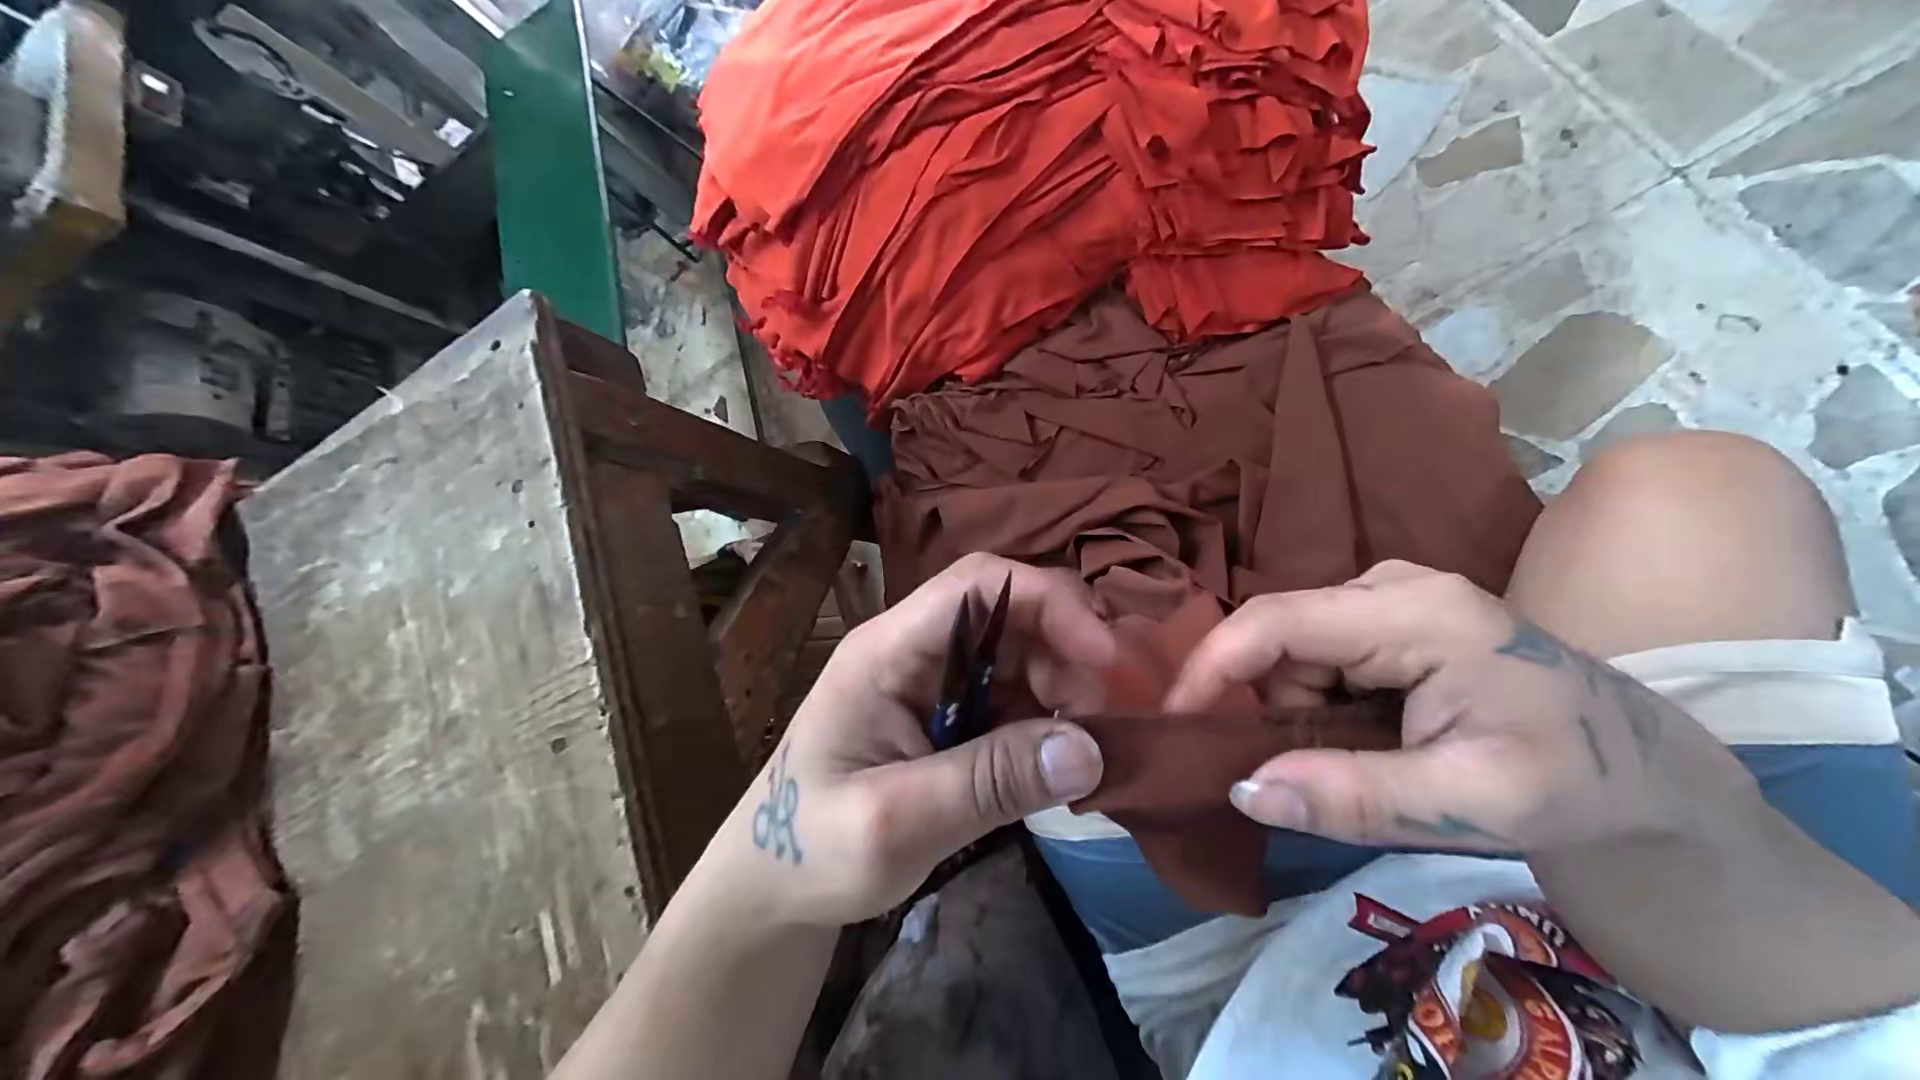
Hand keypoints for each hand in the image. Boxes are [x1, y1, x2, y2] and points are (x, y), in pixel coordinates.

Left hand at [713, 553, 1113, 927]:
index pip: (975, 584)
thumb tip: (1089, 749)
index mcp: (887, 651)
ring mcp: (932, 679)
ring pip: (1018, 650)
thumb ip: (987, 783)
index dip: (1046, 601)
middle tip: (1100, 716)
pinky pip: (1013, 692)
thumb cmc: (813, 848)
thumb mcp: (896, 823)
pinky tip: (1060, 753)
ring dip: (1063, 683)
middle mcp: (914, 649)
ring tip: (1085, 741)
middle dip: (1065, 648)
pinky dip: (1048, 714)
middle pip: (1006, 611)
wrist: (776, 881)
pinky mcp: (948, 712)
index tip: (1103, 656)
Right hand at [1167, 560, 1753, 852]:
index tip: (1176, 719)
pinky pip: (1315, 651)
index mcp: (1416, 614)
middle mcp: (1392, 585)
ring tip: (1364, 757)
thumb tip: (1241, 790)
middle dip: (1271, 704)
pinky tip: (1369, 732)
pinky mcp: (1389, 614)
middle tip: (1314, 772)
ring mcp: (1390, 594)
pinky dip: (1318, 699)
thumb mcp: (1468, 804)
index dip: (1212, 666)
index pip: (1276, 622)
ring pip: (1292, 647)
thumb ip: (1352, 797)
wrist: (1643, 770)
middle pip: (1279, 636)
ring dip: (1299, 707)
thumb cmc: (1571, 781)